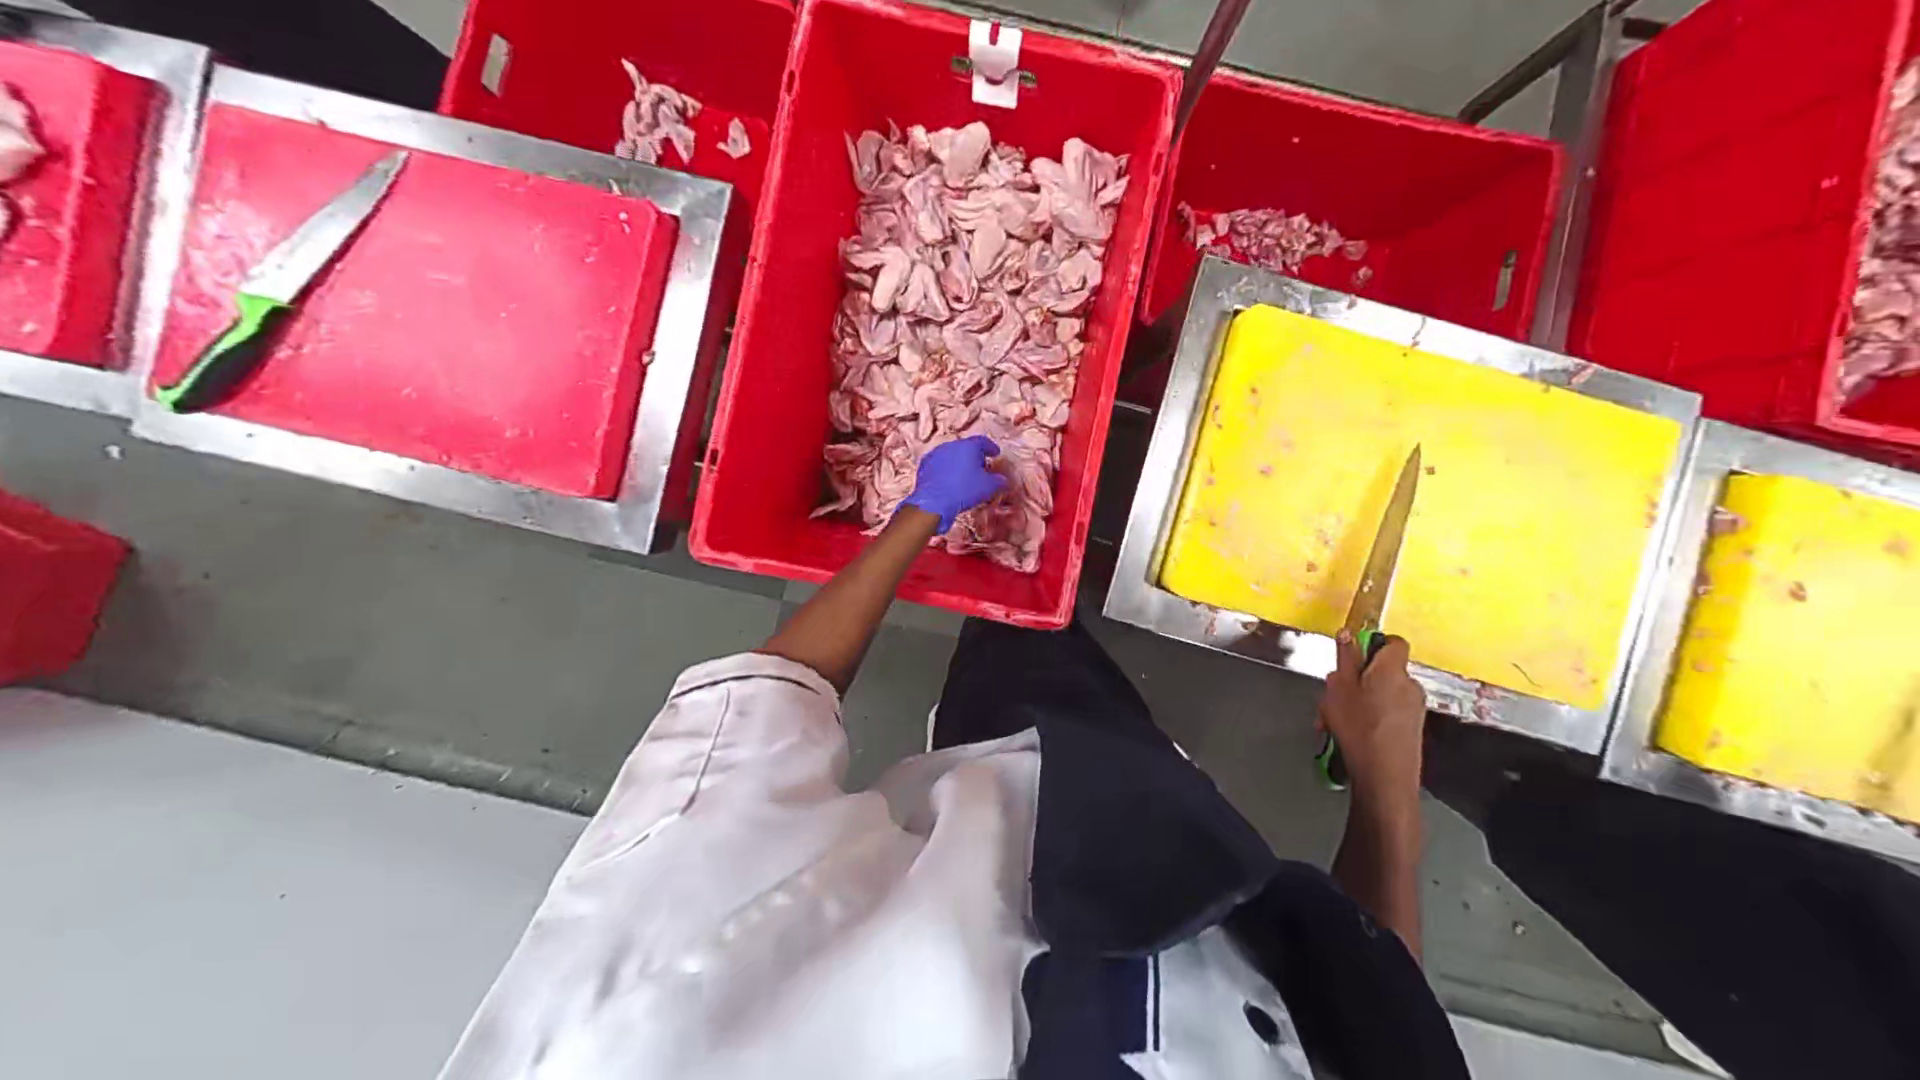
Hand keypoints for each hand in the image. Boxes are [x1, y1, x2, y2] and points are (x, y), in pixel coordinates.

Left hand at [900, 435, 1008, 531]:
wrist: (934, 502)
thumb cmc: (964, 490)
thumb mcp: (988, 487)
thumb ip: (999, 481)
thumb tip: (1003, 481)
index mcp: (968, 446)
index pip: (983, 441)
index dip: (990, 448)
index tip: (995, 454)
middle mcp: (951, 446)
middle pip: (966, 447)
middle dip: (974, 457)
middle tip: (981, 468)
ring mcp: (935, 455)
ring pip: (951, 455)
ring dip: (958, 463)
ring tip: (964, 476)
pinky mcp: (924, 466)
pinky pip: (939, 466)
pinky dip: (946, 471)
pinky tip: (949, 483)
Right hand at [1317, 633, 1427, 808]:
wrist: (1385, 775)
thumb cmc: (1358, 726)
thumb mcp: (1339, 687)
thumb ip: (1345, 658)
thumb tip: (1348, 633)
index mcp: (1392, 670)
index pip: (1393, 642)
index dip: (1374, 643)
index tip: (1353, 653)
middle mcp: (1409, 685)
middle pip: (1382, 670)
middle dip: (1356, 678)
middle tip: (1332, 693)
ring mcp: (1414, 708)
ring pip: (1380, 692)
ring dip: (1358, 699)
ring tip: (1333, 718)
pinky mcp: (1412, 728)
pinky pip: (1387, 711)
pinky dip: (1368, 715)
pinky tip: (1348, 732)